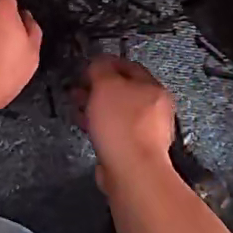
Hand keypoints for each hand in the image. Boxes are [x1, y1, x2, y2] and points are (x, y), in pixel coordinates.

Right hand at [75, 55, 175, 186]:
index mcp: (153, 88)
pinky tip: (85, 125)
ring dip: (96, 106)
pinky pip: (115, 129)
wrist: (131, 170)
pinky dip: (100, 124)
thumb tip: (98, 62)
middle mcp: (155, 109)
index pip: (129, 66)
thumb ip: (100, 68)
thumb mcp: (106, 85)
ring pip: (117, 111)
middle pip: (123, 90)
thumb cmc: (121, 124)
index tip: (87, 66)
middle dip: (98, 86)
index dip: (106, 63)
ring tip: (77, 105)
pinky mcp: (134, 149)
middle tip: (79, 86)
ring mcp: (146, 131)